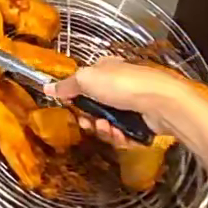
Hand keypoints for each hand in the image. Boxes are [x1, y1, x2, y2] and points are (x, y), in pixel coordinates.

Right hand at [45, 57, 189, 145]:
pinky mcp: (144, 122)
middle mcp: (119, 85)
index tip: (72, 109)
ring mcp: (133, 104)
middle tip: (90, 124)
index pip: (84, 84)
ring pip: (109, 123)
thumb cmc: (121, 84)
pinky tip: (122, 134)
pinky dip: (121, 137)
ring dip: (105, 130)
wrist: (161, 102)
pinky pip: (125, 134)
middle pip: (95, 107)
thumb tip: (46, 87)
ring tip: (110, 129)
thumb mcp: (86, 80)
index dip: (75, 99)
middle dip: (90, 119)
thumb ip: (66, 86)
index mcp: (105, 70)